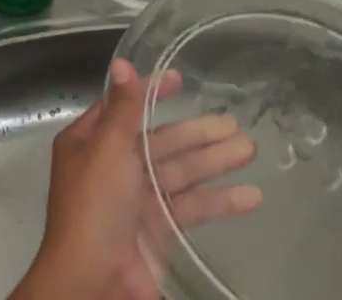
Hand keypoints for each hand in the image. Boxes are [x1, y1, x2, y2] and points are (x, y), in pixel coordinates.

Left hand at [12, 59, 262, 299]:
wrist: (93, 283)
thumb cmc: (95, 206)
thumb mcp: (107, 148)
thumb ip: (123, 107)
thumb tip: (121, 62)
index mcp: (90, 143)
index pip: (124, 107)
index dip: (151, 91)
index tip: (180, 78)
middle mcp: (113, 167)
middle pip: (161, 141)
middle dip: (198, 133)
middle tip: (235, 124)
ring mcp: (137, 201)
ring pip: (181, 173)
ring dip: (215, 162)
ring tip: (250, 150)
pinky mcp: (159, 231)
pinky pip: (191, 208)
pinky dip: (220, 202)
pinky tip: (251, 196)